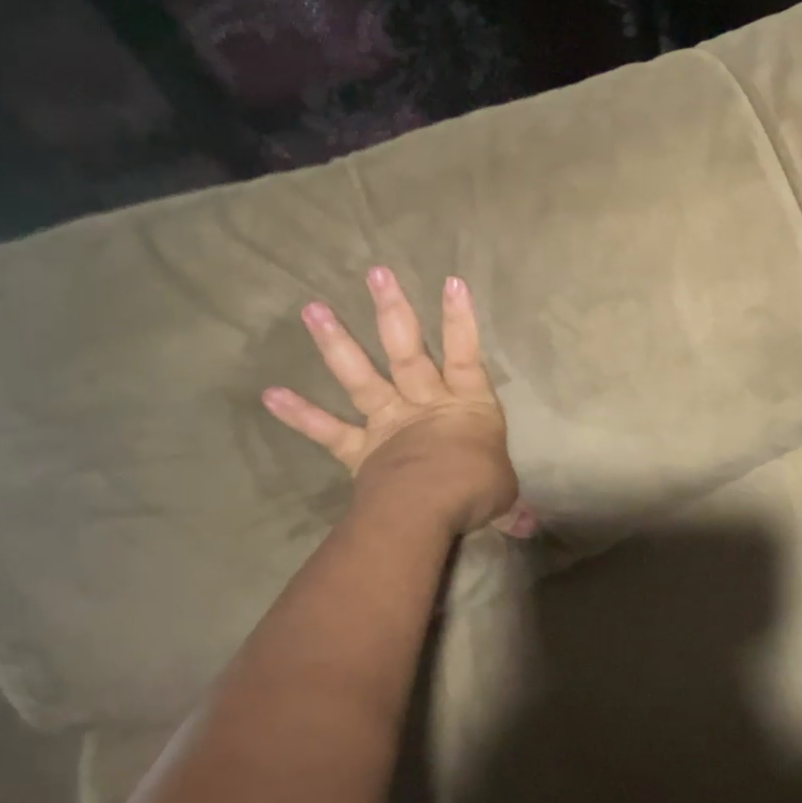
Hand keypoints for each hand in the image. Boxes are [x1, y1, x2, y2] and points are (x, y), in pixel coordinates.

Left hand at [262, 267, 534, 536]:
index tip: (451, 281)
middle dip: (393, 311)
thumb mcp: (503, 494)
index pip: (467, 353)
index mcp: (467, 405)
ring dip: (336, 342)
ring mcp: (387, 422)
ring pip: (361, 376)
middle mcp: (425, 403)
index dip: (460, 319)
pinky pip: (327, 430)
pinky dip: (299, 413)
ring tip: (312, 308)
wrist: (425, 511)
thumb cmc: (473, 491)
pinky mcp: (358, 449)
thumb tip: (531, 529)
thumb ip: (510, 503)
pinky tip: (270, 393)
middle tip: (376, 273)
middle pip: (407, 349)